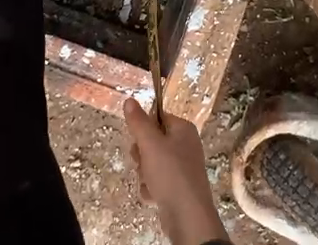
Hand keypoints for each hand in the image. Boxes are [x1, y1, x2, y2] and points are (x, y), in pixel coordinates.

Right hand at [123, 99, 227, 244]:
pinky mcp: (178, 187)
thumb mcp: (150, 144)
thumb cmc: (170, 173)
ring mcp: (182, 167)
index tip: (138, 141)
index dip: (144, 129)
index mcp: (183, 129)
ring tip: (149, 182)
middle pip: (152, 141)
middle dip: (141, 155)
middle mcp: (185, 145)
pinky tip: (153, 196)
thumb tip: (129, 99)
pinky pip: (157, 181)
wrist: (187, 217)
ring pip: (152, 163)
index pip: (157, 118)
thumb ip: (138, 122)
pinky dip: (152, 188)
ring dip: (144, 174)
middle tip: (142, 163)